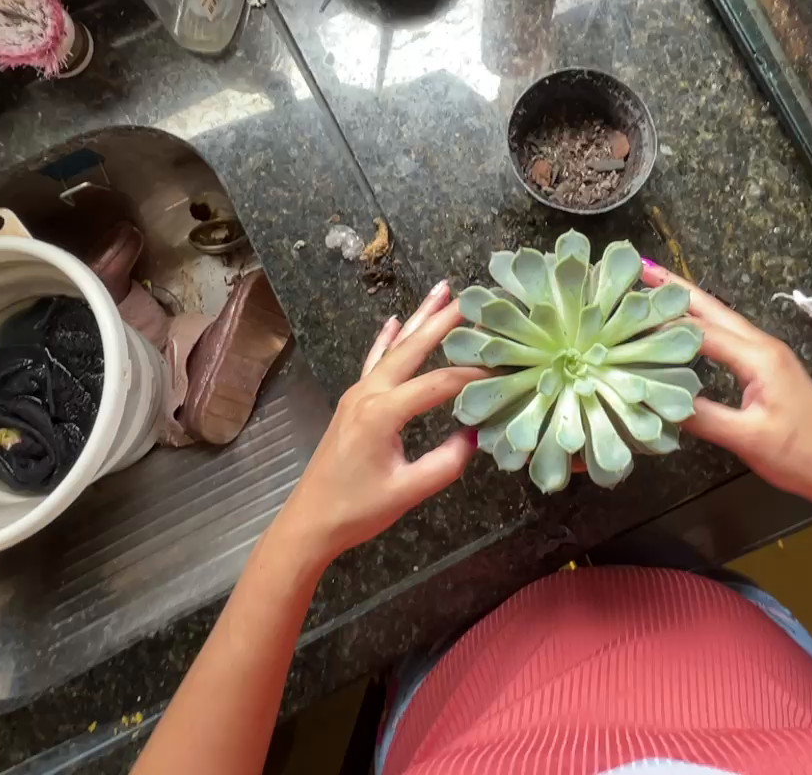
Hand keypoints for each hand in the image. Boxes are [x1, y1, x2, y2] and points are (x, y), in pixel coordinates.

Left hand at [271, 281, 483, 565]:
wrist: (310, 521)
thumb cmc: (358, 509)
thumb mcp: (408, 491)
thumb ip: (447, 462)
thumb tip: (476, 433)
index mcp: (383, 412)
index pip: (437, 384)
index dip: (471, 375)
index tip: (502, 366)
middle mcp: (369, 393)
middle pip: (413, 348)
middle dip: (443, 320)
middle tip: (469, 296)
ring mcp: (358, 393)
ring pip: (395, 348)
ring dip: (419, 319)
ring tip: (441, 290)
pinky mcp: (353, 400)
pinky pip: (374, 360)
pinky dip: (386, 338)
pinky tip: (394, 321)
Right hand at [643, 262, 811, 507]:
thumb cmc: (800, 454)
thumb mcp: (747, 438)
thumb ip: (701, 416)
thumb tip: (654, 400)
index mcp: (759, 357)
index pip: (703, 330)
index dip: (666, 320)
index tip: (630, 307)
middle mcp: (762, 346)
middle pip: (714, 309)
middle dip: (677, 288)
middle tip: (642, 269)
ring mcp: (767, 354)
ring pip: (721, 319)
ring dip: (689, 303)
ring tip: (656, 289)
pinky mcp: (766, 368)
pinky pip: (728, 337)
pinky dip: (702, 325)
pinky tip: (686, 327)